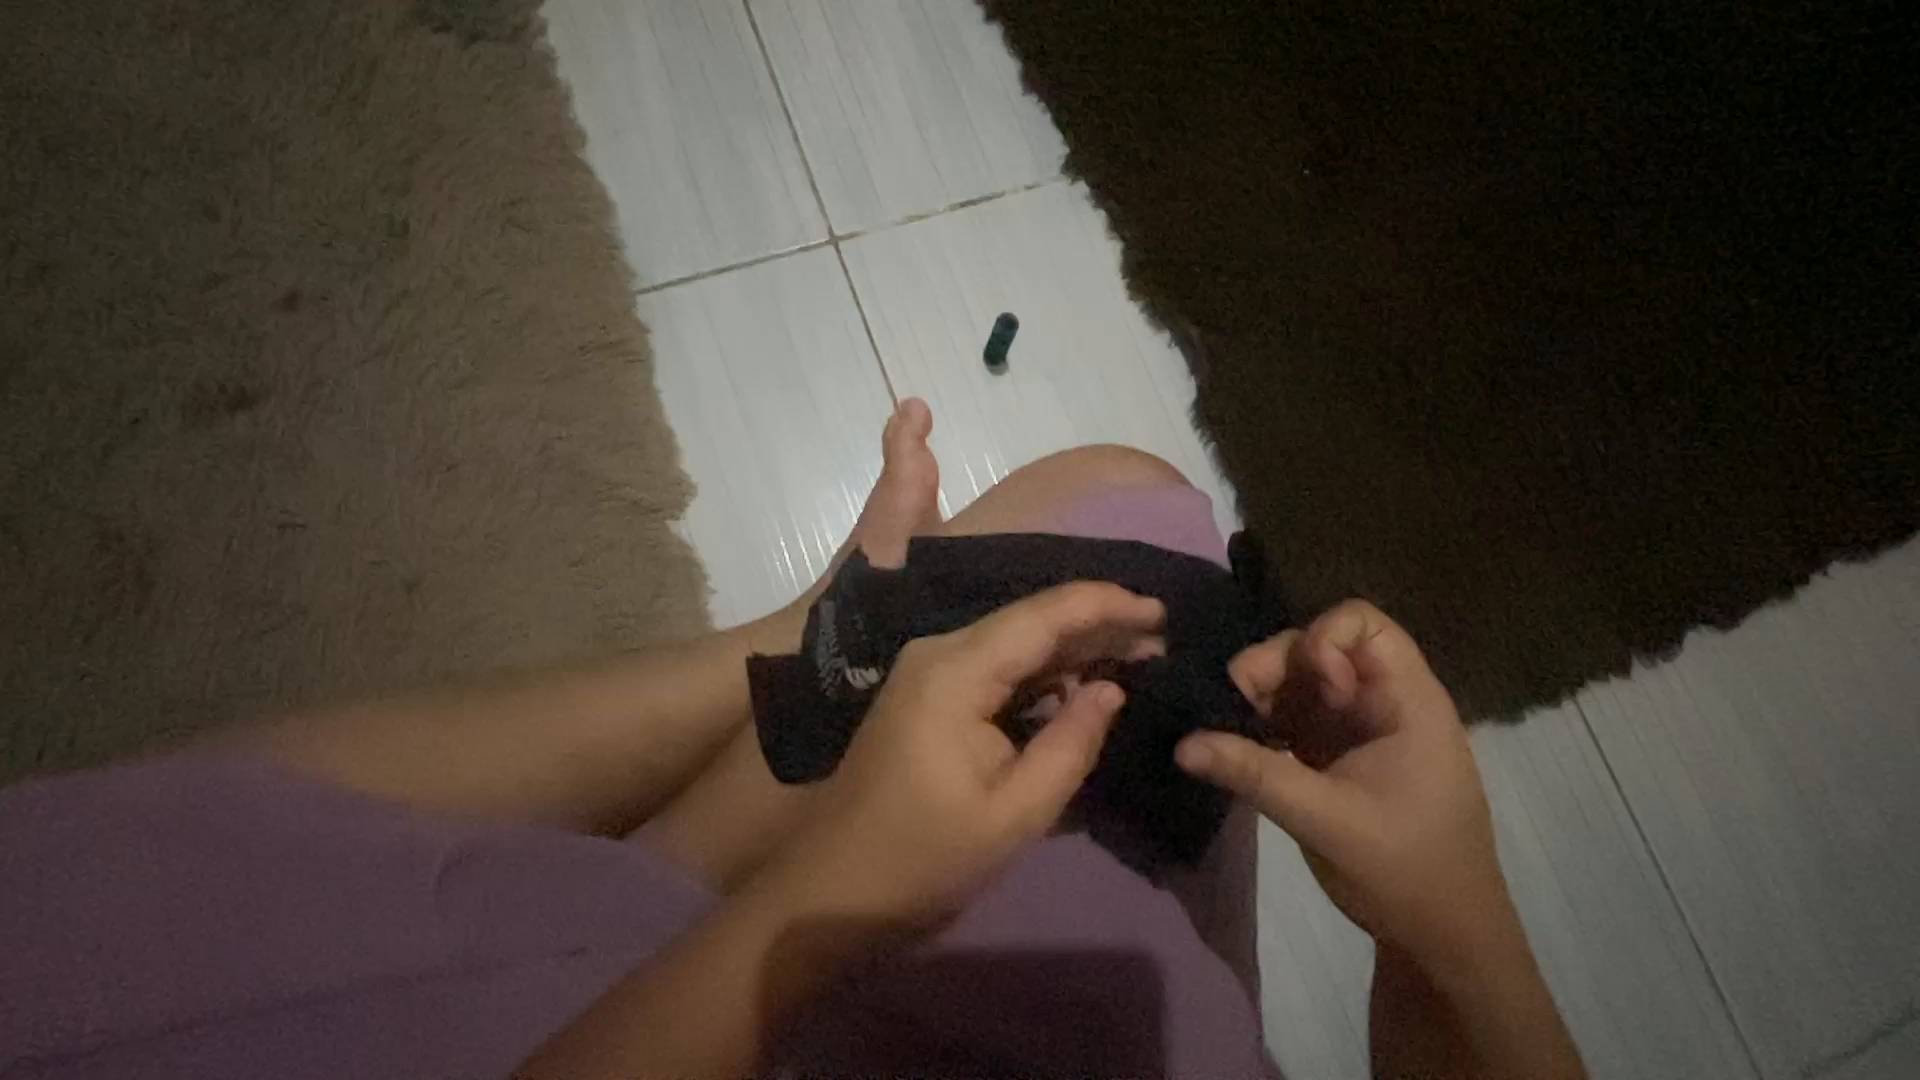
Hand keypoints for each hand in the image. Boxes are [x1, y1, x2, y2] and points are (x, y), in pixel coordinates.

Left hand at [755, 582, 1165, 926]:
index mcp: (955, 671)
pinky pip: (995, 666)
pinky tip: (1082, 683)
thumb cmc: (924, 857)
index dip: (1104, 604)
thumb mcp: (1014, 813)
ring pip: (1014, 640)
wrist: (833, 887)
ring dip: (1072, 647)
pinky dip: (1042, 672)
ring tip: (1138, 656)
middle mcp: (939, 652)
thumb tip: (1113, 687)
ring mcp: (929, 669)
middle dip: (1096, 624)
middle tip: (1161, 639)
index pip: (1042, 615)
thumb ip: (1071, 744)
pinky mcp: (929, 692)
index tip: (1161, 609)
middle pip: (1029, 619)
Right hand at [1175, 600, 1513, 960]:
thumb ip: (1252, 773)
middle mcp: (1380, 700)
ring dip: (1259, 694)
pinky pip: (1291, 714)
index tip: (1311, 694)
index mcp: (1406, 701)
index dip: (1323, 642)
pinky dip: (1261, 721)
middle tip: (1234, 704)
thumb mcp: (1325, 819)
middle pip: (1317, 648)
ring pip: (1298, 680)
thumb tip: (1182, 743)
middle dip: (1272, 668)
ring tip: (1229, 728)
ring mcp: (1355, 725)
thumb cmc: (1404, 871)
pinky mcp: (1334, 751)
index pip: (1362, 624)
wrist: (1441, 939)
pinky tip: (1237, 745)